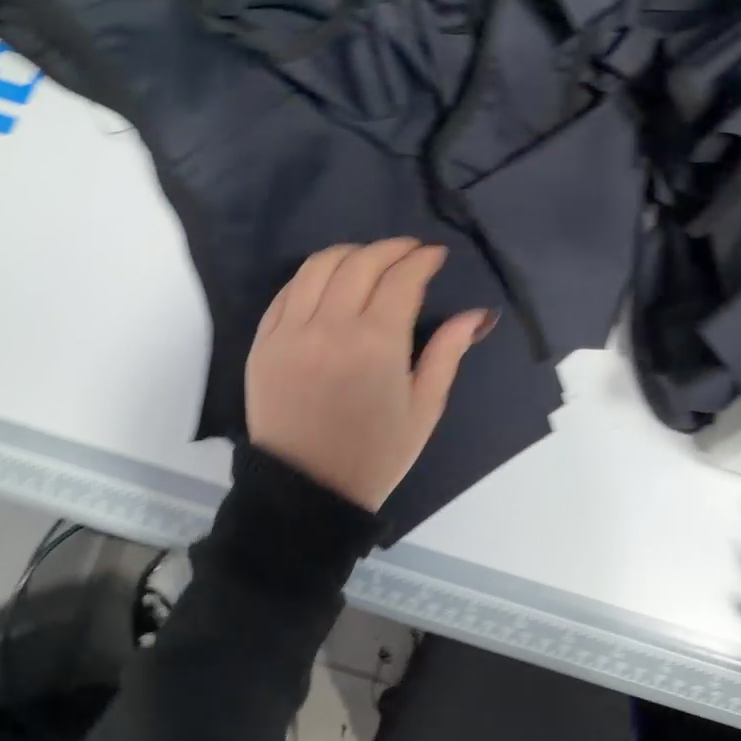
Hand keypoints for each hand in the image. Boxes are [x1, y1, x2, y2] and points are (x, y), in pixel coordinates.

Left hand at [246, 238, 497, 511]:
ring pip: (318, 266)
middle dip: (390, 249)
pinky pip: (288, 291)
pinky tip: (330, 283)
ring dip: (350, 254)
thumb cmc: (376, 455)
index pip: (401, 279)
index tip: (435, 255)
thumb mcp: (424, 409)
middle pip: (361, 263)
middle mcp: (330, 327)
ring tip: (369, 261)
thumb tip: (477, 315)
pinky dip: (313, 276)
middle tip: (409, 253)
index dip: (421, 260)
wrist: (308, 491)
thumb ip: (447, 354)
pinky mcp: (263, 342)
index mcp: (377, 344)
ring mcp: (291, 332)